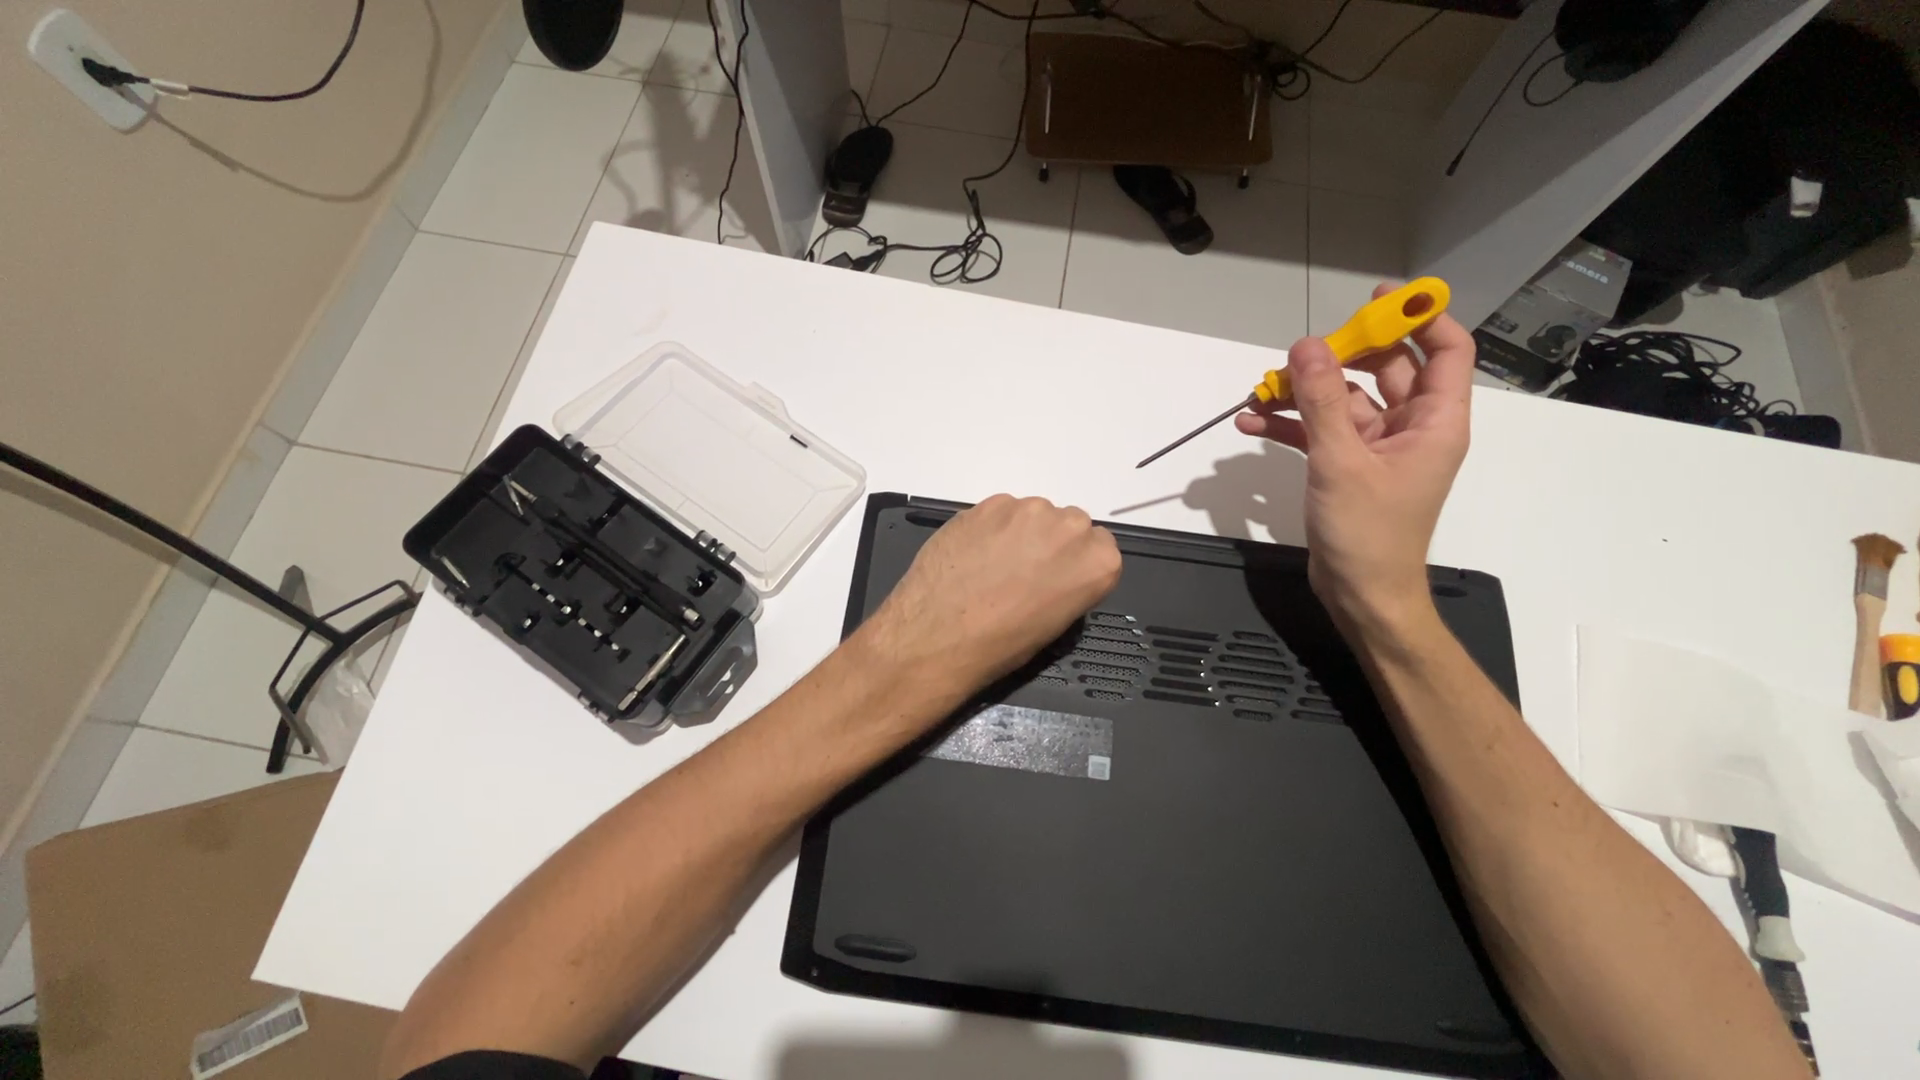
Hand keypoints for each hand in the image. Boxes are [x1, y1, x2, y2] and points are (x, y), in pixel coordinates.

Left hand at [859, 495, 1121, 694]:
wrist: (939, 635)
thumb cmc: (1002, 644)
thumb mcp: (1055, 624)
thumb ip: (1068, 585)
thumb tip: (1055, 573)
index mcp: (1098, 562)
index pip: (1099, 547)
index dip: (1074, 564)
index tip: (1056, 579)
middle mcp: (1069, 527)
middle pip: (1068, 524)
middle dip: (1049, 543)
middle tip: (1023, 572)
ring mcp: (1027, 510)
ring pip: (1032, 515)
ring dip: (1019, 534)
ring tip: (991, 567)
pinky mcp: (988, 503)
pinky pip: (999, 512)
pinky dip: (989, 529)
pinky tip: (972, 556)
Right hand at [1235, 283, 1474, 627]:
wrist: (1361, 595)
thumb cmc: (1368, 532)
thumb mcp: (1341, 461)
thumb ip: (1323, 401)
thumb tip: (1306, 345)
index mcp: (1434, 421)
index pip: (1445, 350)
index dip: (1419, 318)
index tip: (1379, 297)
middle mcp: (1411, 427)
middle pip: (1385, 369)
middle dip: (1341, 356)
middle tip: (1301, 351)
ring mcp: (1377, 448)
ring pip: (1343, 401)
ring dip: (1304, 394)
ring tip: (1261, 392)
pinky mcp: (1347, 467)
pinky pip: (1321, 432)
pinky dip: (1290, 426)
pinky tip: (1253, 424)